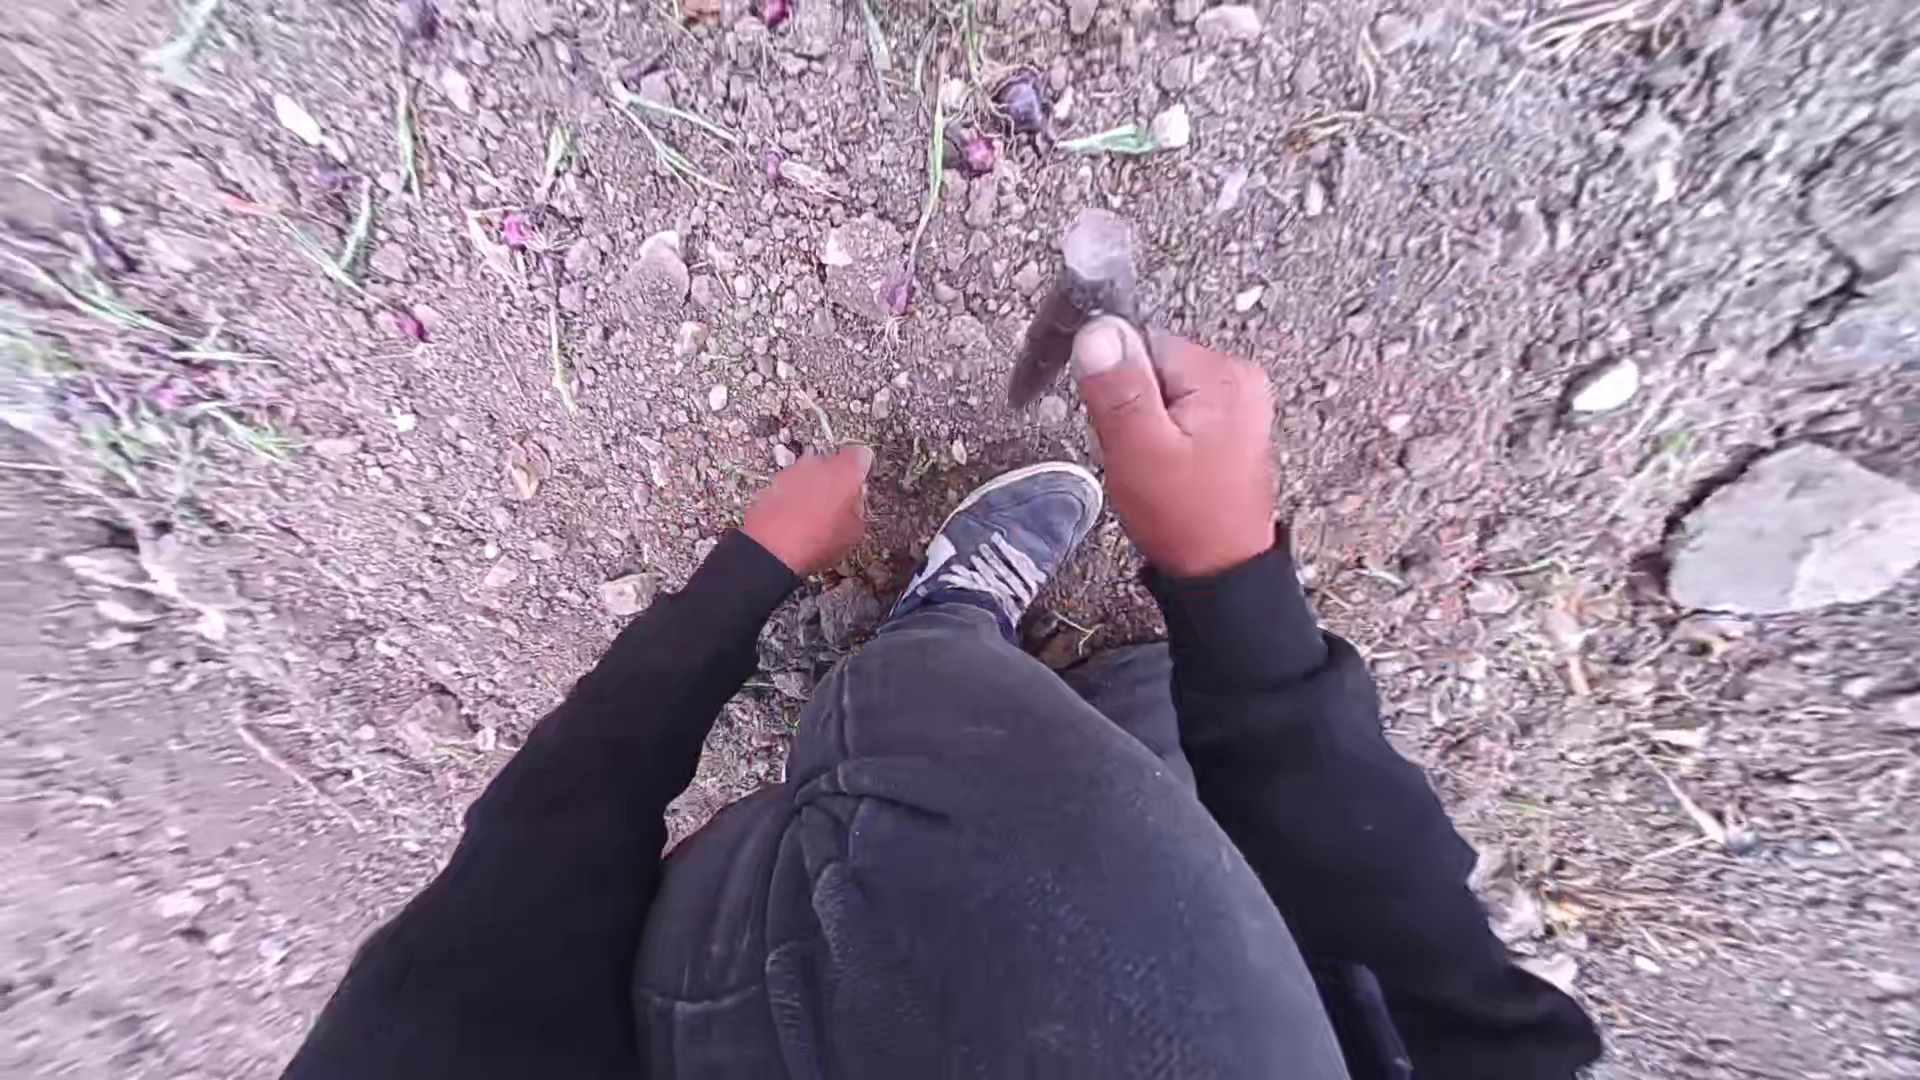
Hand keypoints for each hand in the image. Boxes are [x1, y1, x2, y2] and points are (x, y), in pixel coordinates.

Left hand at [741, 444, 873, 575]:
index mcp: (844, 470)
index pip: (859, 456)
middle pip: (832, 464)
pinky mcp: (771, 485)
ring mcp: (791, 473)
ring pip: (809, 474)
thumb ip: (857, 509)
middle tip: (839, 503)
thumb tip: (854, 508)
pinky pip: (790, 487)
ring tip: (816, 515)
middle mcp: (817, 464)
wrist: (773, 551)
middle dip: (836, 480)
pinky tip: (797, 519)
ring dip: (813, 488)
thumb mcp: (854, 531)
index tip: (861, 481)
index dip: (861, 468)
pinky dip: (794, 498)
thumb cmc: (817, 540)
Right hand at [1072, 316, 1276, 577]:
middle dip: (1129, 408)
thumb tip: (1097, 330)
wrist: (1219, 569)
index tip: (1118, 424)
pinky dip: (1158, 438)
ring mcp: (1235, 405)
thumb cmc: (1185, 516)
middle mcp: (1237, 380)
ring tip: (1151, 465)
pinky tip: (1163, 468)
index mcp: (1222, 375)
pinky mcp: (1227, 427)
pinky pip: (1174, 415)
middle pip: (1151, 368)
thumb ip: (1117, 389)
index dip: (1116, 384)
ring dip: (1141, 426)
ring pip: (1158, 394)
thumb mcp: (1139, 450)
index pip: (1142, 343)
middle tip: (1135, 451)